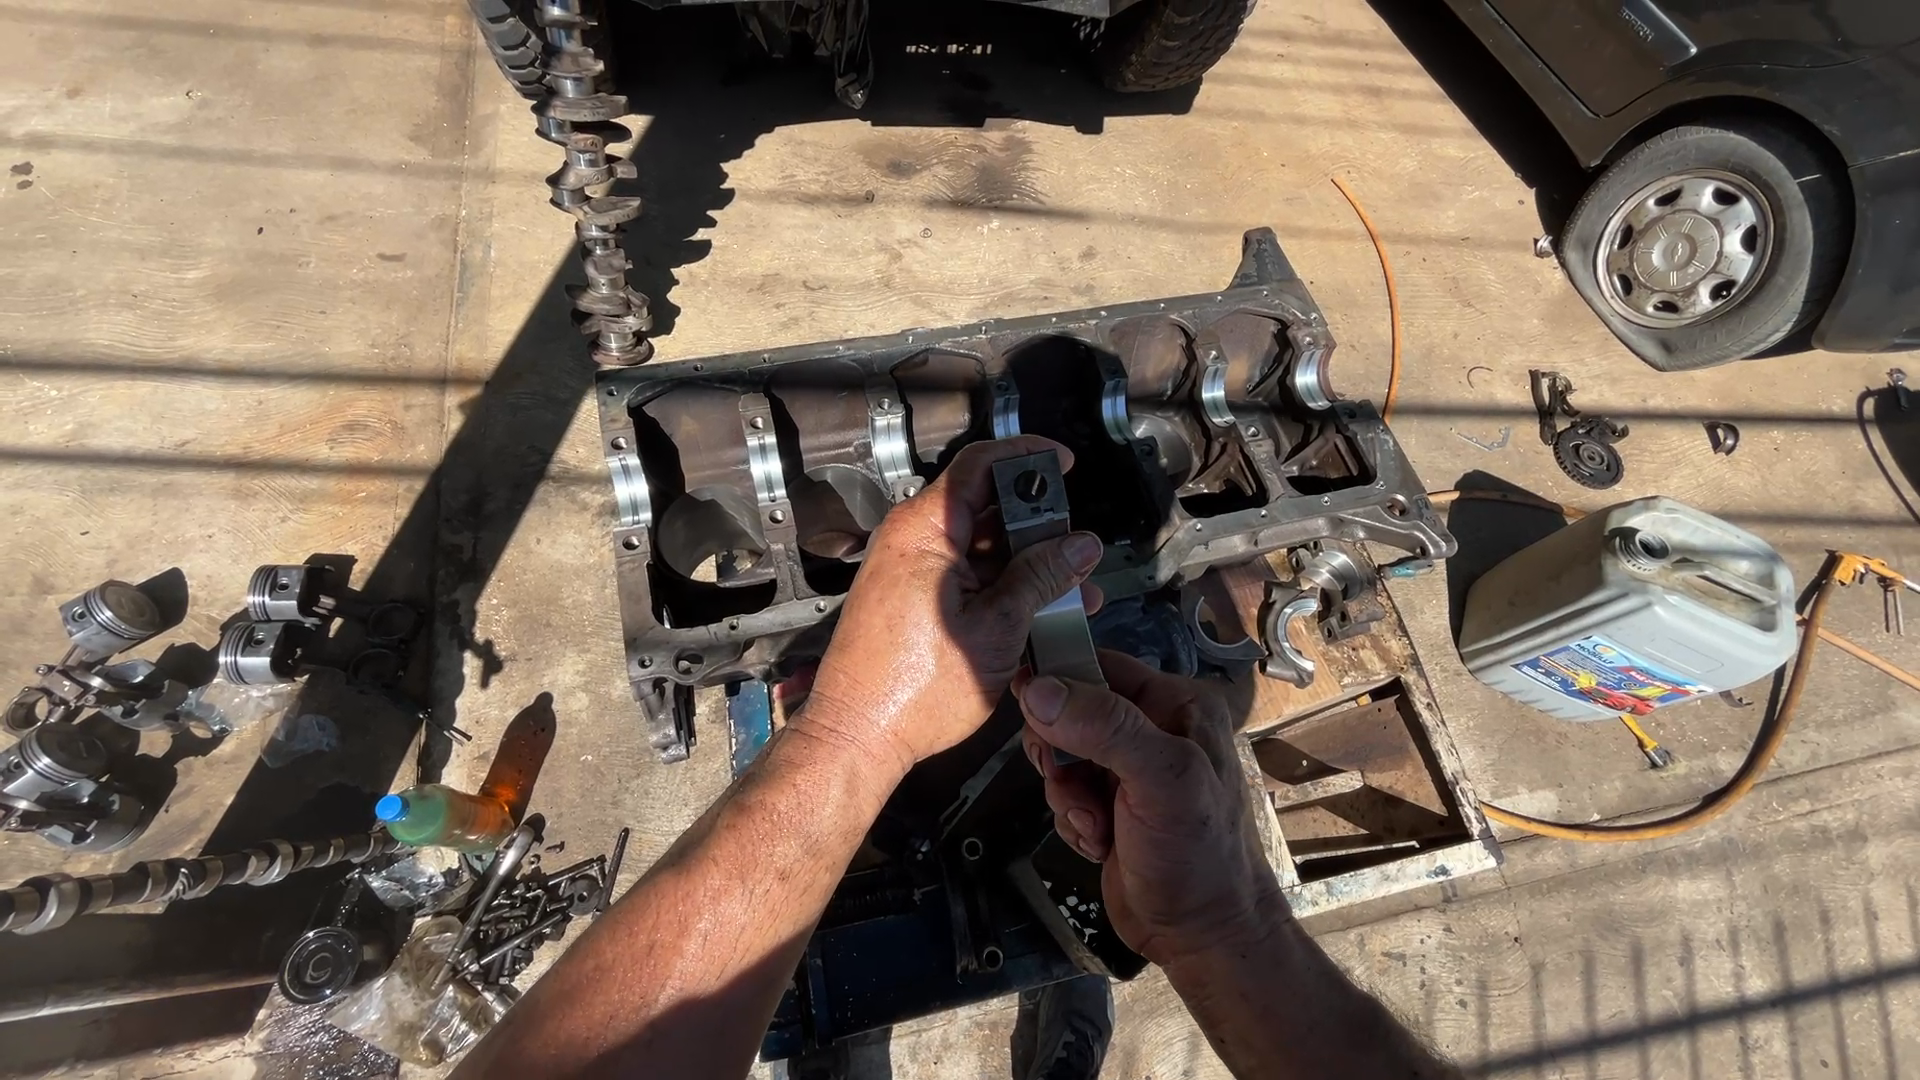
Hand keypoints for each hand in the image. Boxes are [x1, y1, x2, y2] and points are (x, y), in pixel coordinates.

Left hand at [799, 436, 1103, 774]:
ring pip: (981, 546)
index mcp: (925, 530)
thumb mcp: (998, 627)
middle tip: (1075, 547)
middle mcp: (912, 540)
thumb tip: (1079, 546)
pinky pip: (966, 575)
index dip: (1027, 455)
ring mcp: (910, 569)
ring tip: (1069, 588)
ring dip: (1026, 562)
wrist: (859, 734)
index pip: (980, 463)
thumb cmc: (910, 689)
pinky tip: (1036, 609)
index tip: (1064, 464)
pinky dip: (1002, 585)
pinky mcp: (913, 597)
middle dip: (1039, 524)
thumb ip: (1041, 577)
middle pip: (986, 506)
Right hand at [1016, 652, 1284, 966]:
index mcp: (1175, 703)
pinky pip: (1065, 791)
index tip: (1025, 697)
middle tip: (1063, 777)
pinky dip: (1071, 817)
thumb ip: (1104, 727)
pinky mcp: (1109, 805)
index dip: (1060, 677)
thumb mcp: (1161, 778)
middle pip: (1071, 710)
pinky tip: (1097, 842)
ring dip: (1066, 792)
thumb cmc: (1197, 852)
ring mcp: (1128, 769)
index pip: (1101, 665)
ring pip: (1062, 754)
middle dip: (1060, 750)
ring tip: (1093, 824)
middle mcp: (1152, 728)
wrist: (1204, 940)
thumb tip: (1036, 689)